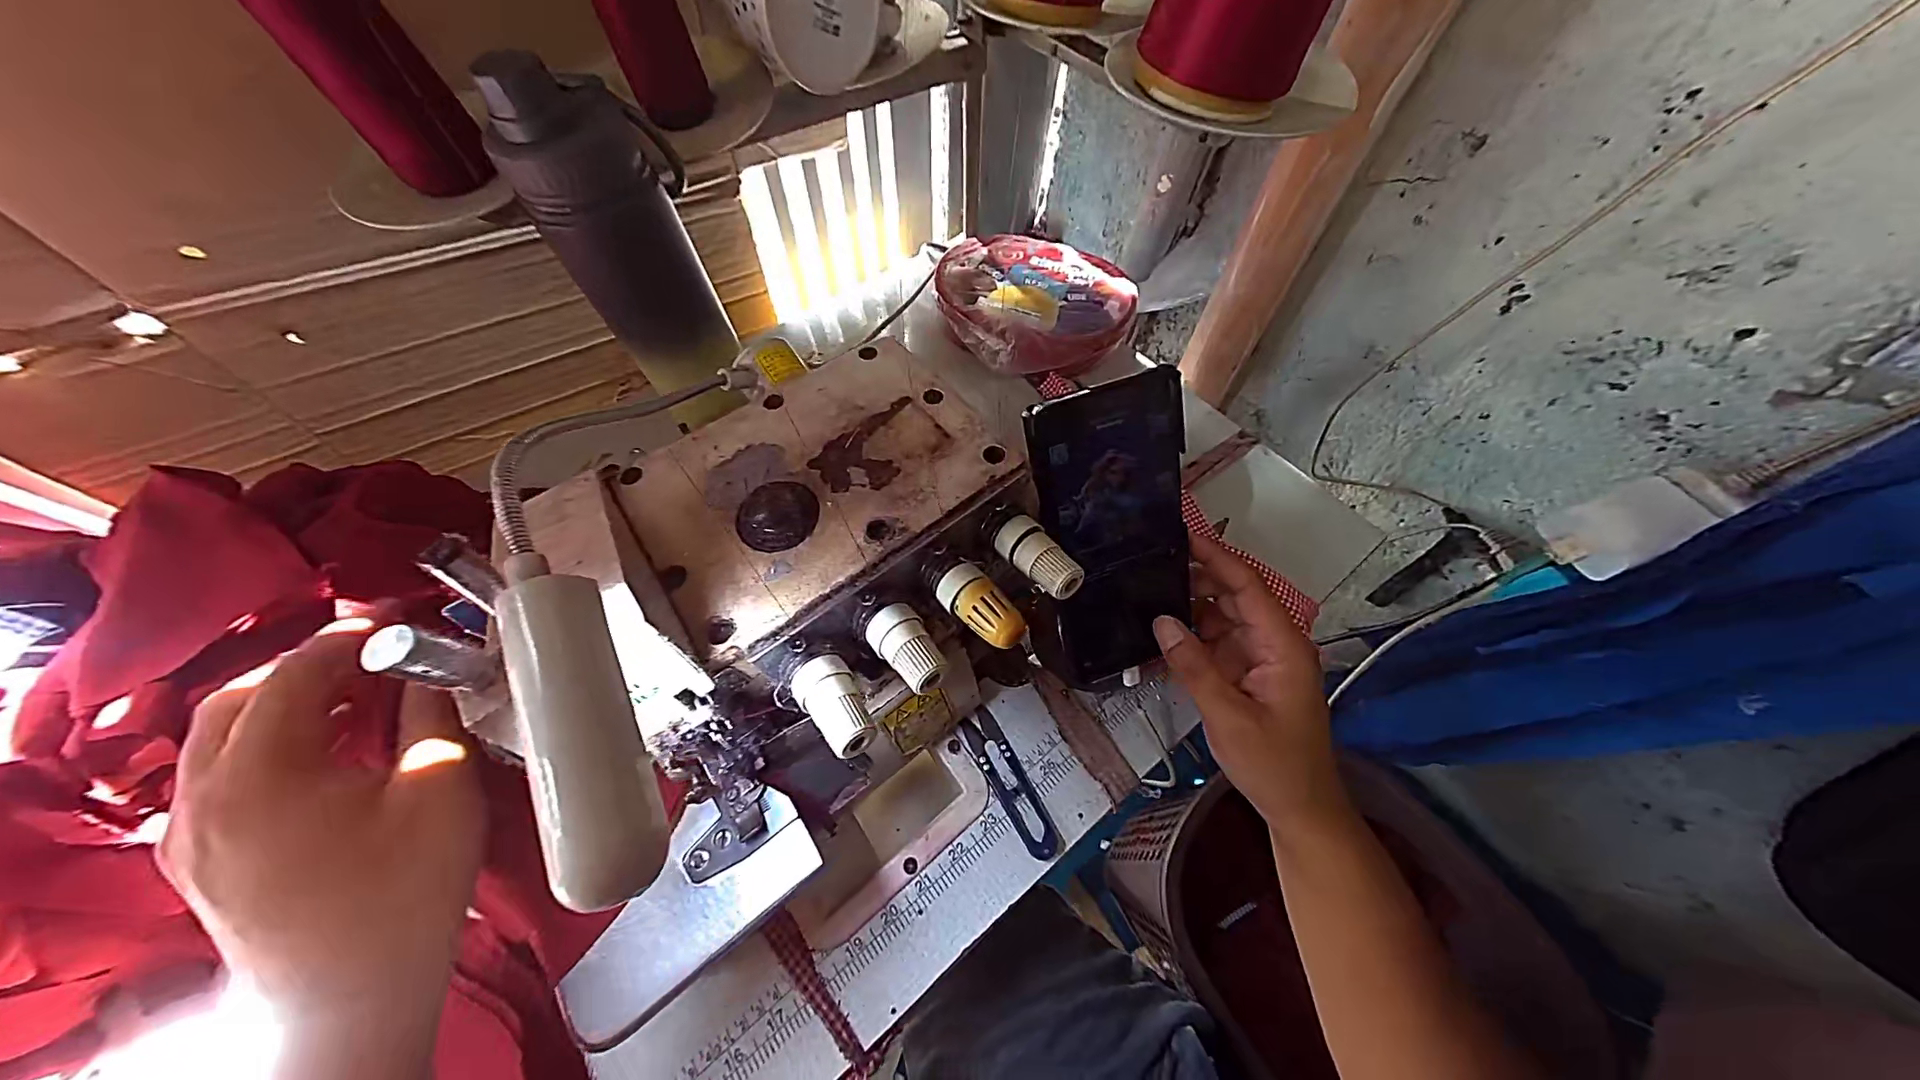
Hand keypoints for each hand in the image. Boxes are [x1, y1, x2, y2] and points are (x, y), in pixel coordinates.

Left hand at [159, 627, 483, 1076]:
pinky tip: (333, 749)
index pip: (292, 674)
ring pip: (223, 735)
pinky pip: (226, 773)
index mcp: (259, 775)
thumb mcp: (441, 784)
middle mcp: (203, 799)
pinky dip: (275, 740)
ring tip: (362, 695)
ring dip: (289, 701)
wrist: (354, 994)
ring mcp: (194, 834)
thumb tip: (427, 669)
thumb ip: (431, 713)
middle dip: (311, 664)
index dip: (350, 637)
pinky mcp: (204, 860)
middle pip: (240, 698)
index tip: (400, 622)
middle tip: (381, 655)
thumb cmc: (407, 886)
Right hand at [1152, 532, 1343, 826]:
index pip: (1248, 586)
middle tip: (1151, 564)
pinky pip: (1214, 643)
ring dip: (1188, 607)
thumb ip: (1194, 667)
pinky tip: (1160, 633)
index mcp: (1282, 645)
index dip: (1216, 557)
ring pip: (1221, 617)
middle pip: (1233, 596)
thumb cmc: (1274, 764)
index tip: (1183, 535)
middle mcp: (1273, 643)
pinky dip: (1189, 638)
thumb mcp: (1229, 717)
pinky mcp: (1245, 673)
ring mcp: (1258, 658)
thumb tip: (1162, 621)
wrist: (1299, 808)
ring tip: (1147, 593)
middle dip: (1196, 577)